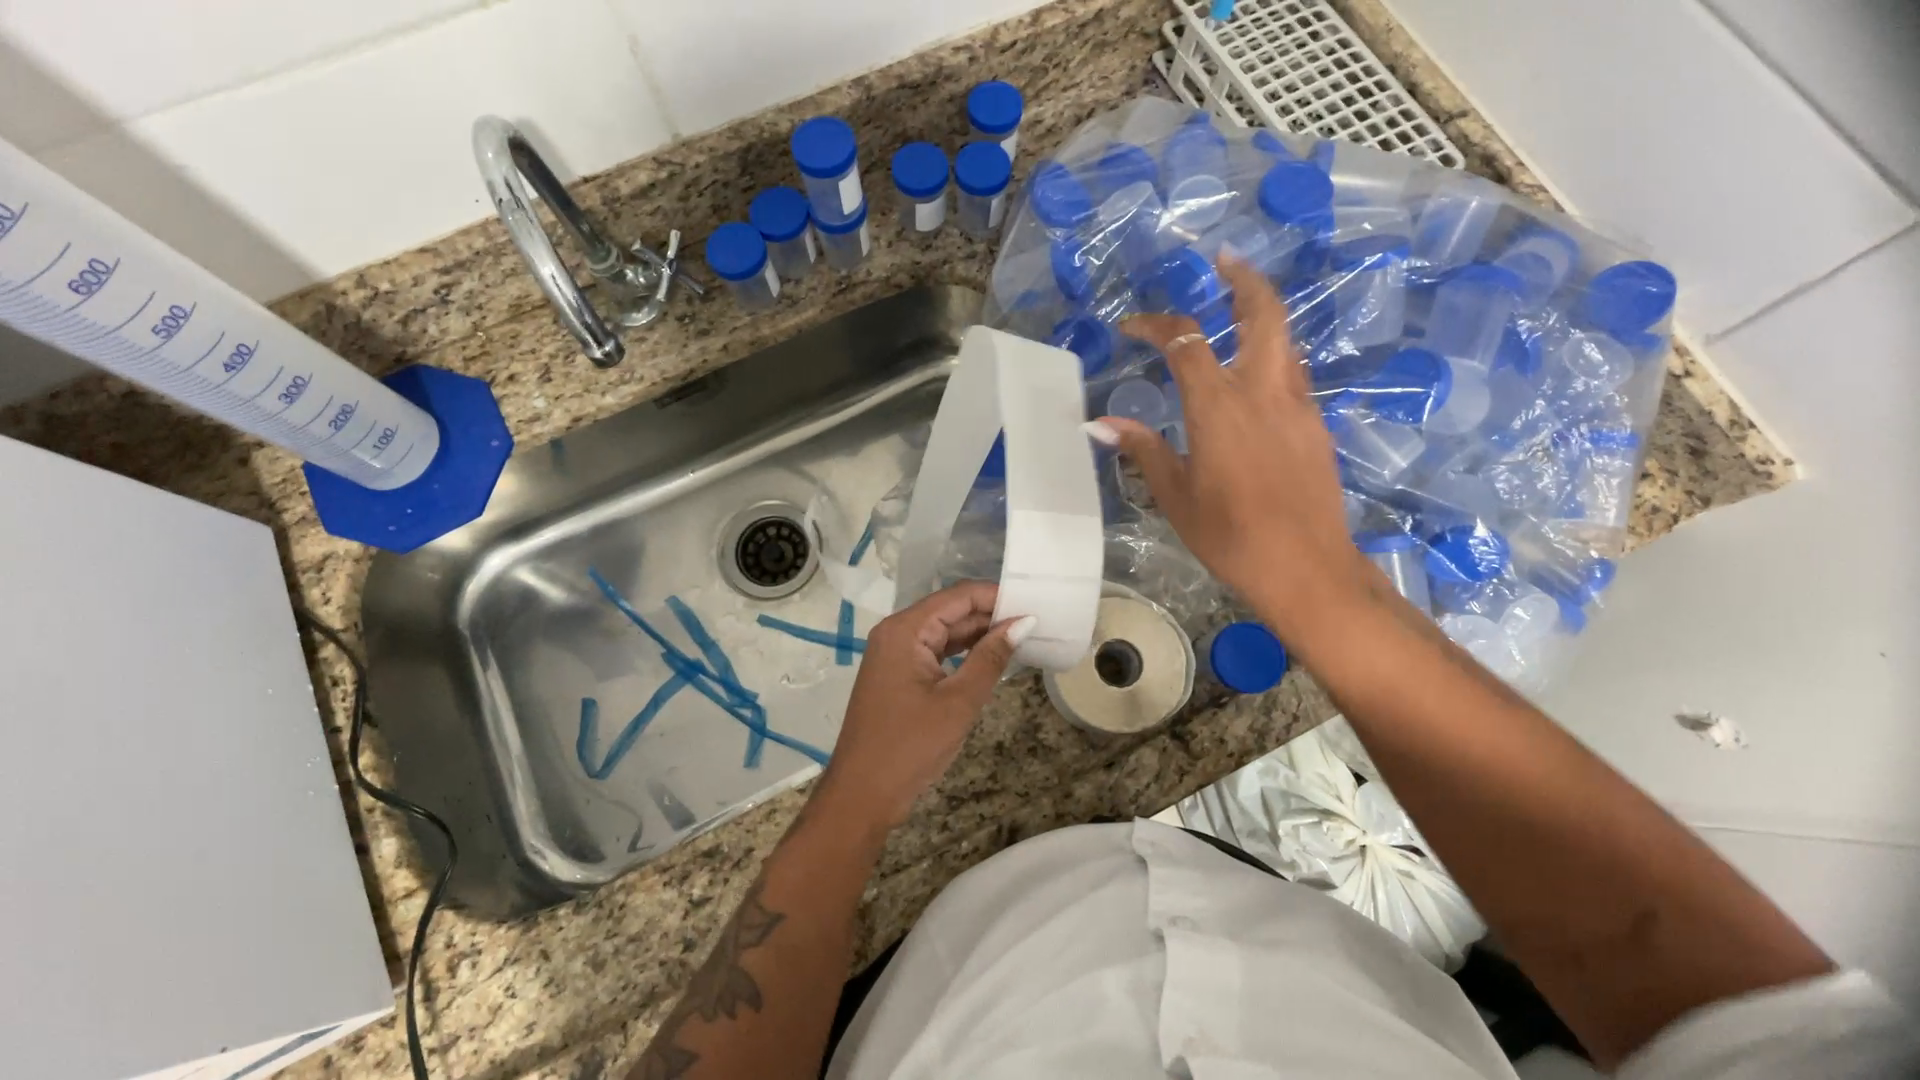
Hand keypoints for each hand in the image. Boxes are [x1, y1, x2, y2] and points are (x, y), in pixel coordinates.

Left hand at [811, 582, 1033, 829]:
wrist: (863, 794)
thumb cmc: (910, 747)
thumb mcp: (959, 701)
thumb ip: (991, 657)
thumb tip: (1023, 622)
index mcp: (905, 630)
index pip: (958, 596)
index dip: (997, 596)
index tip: (1035, 602)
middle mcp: (896, 633)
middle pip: (950, 610)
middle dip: (991, 614)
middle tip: (1037, 621)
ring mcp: (894, 655)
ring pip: (944, 632)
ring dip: (979, 634)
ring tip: (1023, 636)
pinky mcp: (897, 675)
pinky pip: (935, 652)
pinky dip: (962, 653)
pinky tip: (992, 657)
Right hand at [1092, 256, 1371, 644]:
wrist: (1306, 567)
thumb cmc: (1230, 534)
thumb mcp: (1175, 495)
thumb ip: (1143, 449)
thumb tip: (1101, 424)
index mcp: (1220, 404)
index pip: (1186, 341)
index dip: (1156, 324)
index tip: (1131, 326)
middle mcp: (1264, 390)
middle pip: (1263, 313)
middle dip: (1243, 280)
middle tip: (1224, 261)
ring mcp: (1298, 406)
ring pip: (1285, 341)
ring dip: (1261, 317)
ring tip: (1237, 312)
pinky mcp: (1316, 427)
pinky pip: (1293, 375)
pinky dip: (1272, 358)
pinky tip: (1255, 380)